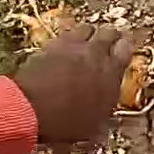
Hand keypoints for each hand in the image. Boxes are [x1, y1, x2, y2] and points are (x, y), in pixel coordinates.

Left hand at [12, 25, 134, 144]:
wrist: (28, 108)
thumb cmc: (65, 122)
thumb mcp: (93, 125)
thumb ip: (103, 110)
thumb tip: (104, 119)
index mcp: (110, 72)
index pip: (125, 48)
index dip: (126, 46)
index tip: (124, 47)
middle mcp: (94, 53)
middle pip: (108, 32)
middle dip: (110, 35)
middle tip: (110, 39)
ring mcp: (71, 46)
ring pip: (86, 28)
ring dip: (89, 33)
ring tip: (87, 40)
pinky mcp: (50, 45)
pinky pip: (65, 36)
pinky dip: (68, 40)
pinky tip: (65, 48)